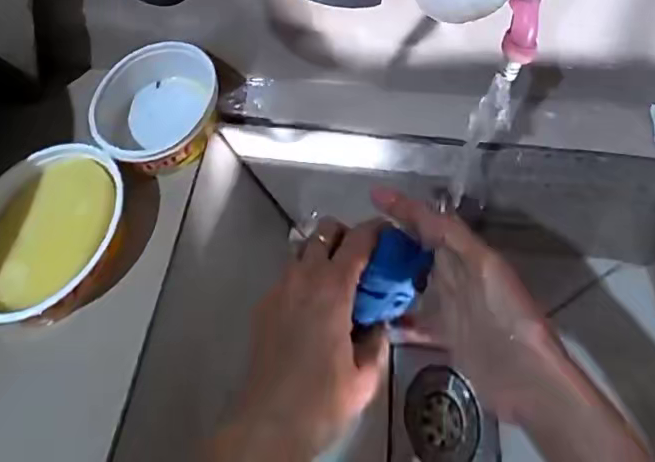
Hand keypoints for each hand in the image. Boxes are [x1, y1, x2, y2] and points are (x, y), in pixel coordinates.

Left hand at [208, 218, 389, 460]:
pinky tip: (313, 309)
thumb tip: (378, 321)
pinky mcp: (264, 303)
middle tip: (361, 259)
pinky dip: (305, 277)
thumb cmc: (321, 401)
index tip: (390, 233)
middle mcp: (304, 276)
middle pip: (326, 229)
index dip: (376, 229)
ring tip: (337, 283)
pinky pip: (289, 275)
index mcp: (333, 288)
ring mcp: (280, 287)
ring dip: (323, 254)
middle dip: (346, 235)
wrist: (267, 424)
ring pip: (304, 249)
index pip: (358, 239)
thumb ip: (377, 340)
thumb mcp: (365, 377)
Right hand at [372, 188, 651, 461]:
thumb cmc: (508, 315)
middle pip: (420, 248)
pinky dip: (399, 318)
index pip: (429, 221)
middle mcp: (456, 273)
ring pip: (414, 281)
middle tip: (358, 236)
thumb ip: (453, 236)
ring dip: (392, 275)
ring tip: (360, 271)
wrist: (529, 379)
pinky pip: (417, 322)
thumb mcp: (483, 266)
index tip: (374, 195)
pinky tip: (378, 319)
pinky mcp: (448, 336)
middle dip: (392, 237)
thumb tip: (420, 209)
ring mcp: (451, 306)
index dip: (404, 207)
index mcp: (466, 252)